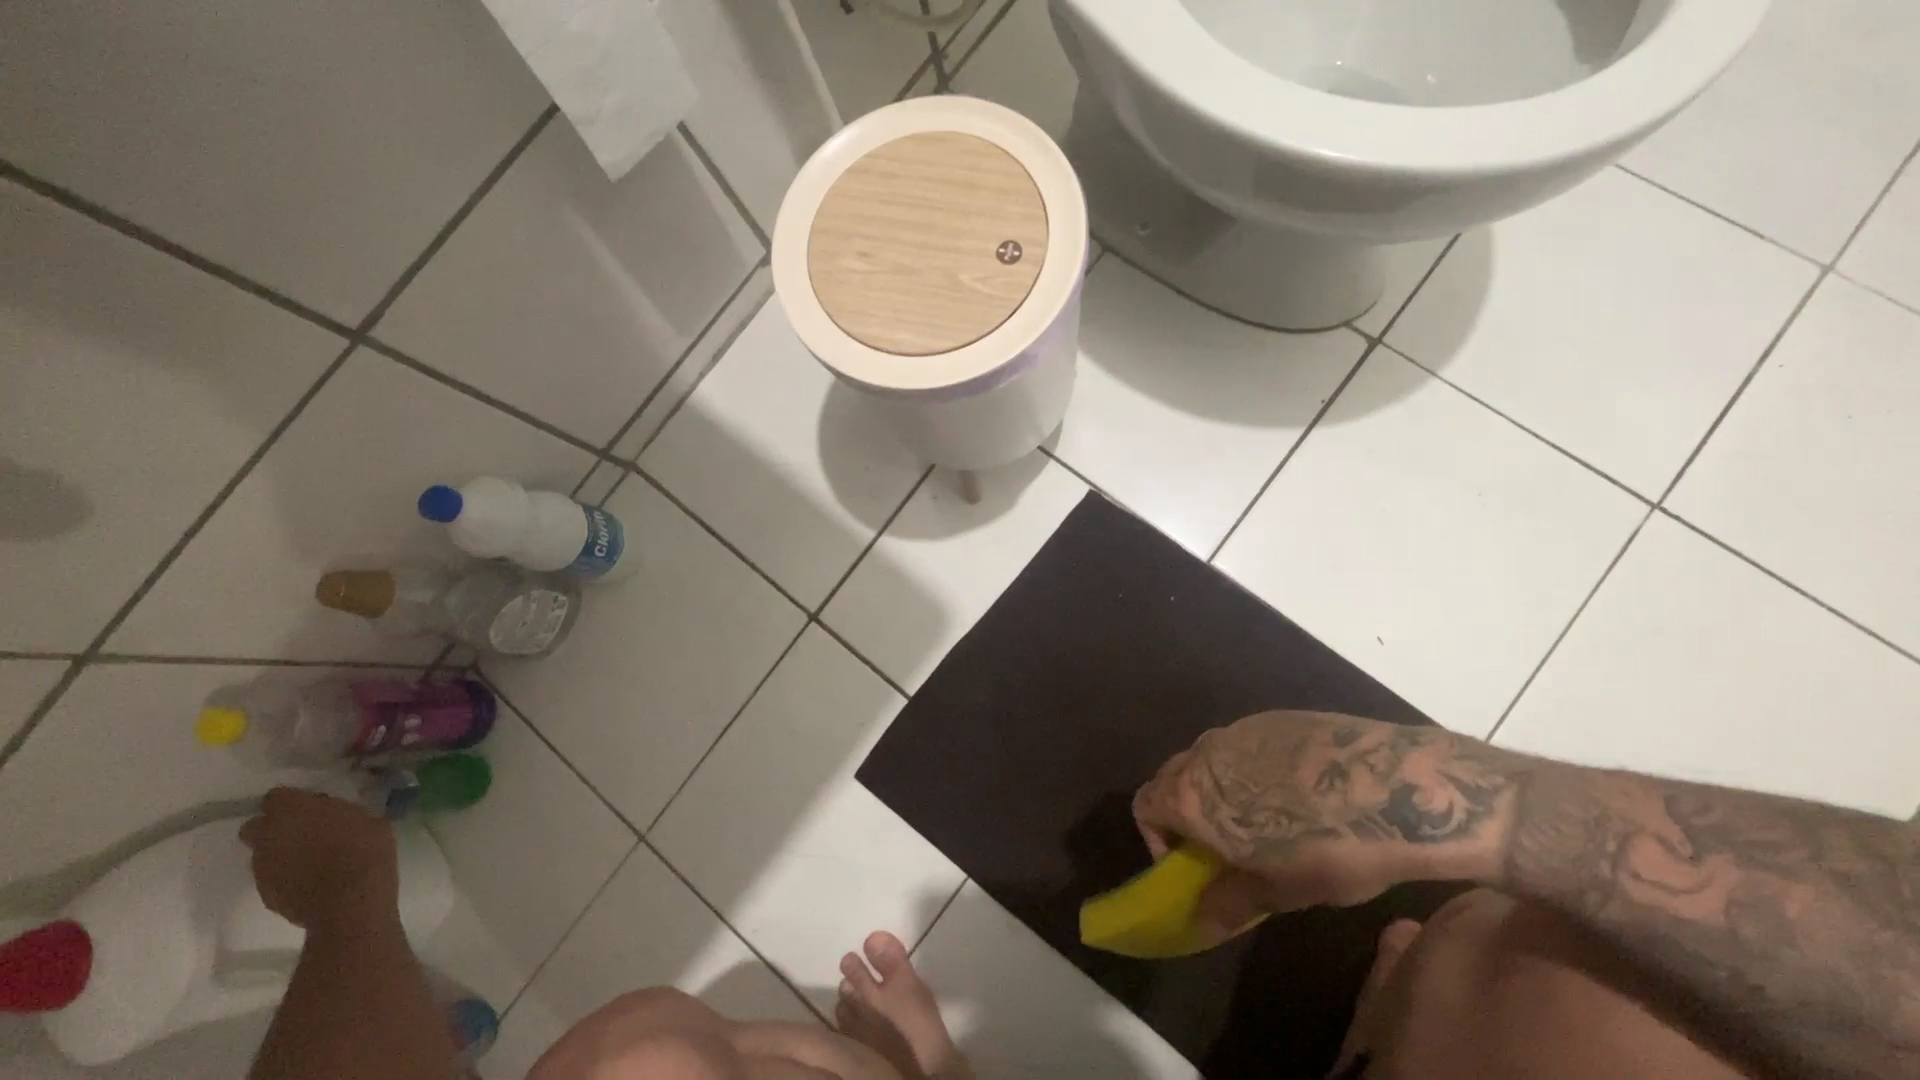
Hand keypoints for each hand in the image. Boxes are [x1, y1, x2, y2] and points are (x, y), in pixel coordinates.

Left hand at [240, 787, 399, 930]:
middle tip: (303, 832)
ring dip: (281, 852)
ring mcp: (262, 866)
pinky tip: (311, 880)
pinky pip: (272, 876)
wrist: (350, 902)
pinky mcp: (264, 892)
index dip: (293, 801)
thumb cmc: (366, 852)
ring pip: (263, 852)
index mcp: (294, 810)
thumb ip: (342, 814)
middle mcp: (269, 834)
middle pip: (256, 825)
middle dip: (274, 827)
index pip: (277, 796)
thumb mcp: (368, 820)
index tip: (313, 807)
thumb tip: (335, 814)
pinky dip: (286, 875)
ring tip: (312, 860)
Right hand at [1132, 712, 1519, 930]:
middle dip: (1186, 813)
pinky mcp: (1281, 718)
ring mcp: (1244, 729)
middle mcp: (1207, 752)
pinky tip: (1299, 794)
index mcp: (1192, 794)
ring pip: (1212, 760)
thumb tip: (1198, 919)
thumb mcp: (1279, 891)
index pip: (1144, 807)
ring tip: (1264, 821)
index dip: (1157, 840)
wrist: (1405, 790)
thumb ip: (1228, 903)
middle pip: (1173, 779)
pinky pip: (1248, 746)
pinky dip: (1253, 770)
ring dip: (1220, 790)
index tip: (1190, 864)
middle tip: (1223, 847)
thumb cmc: (1331, 849)